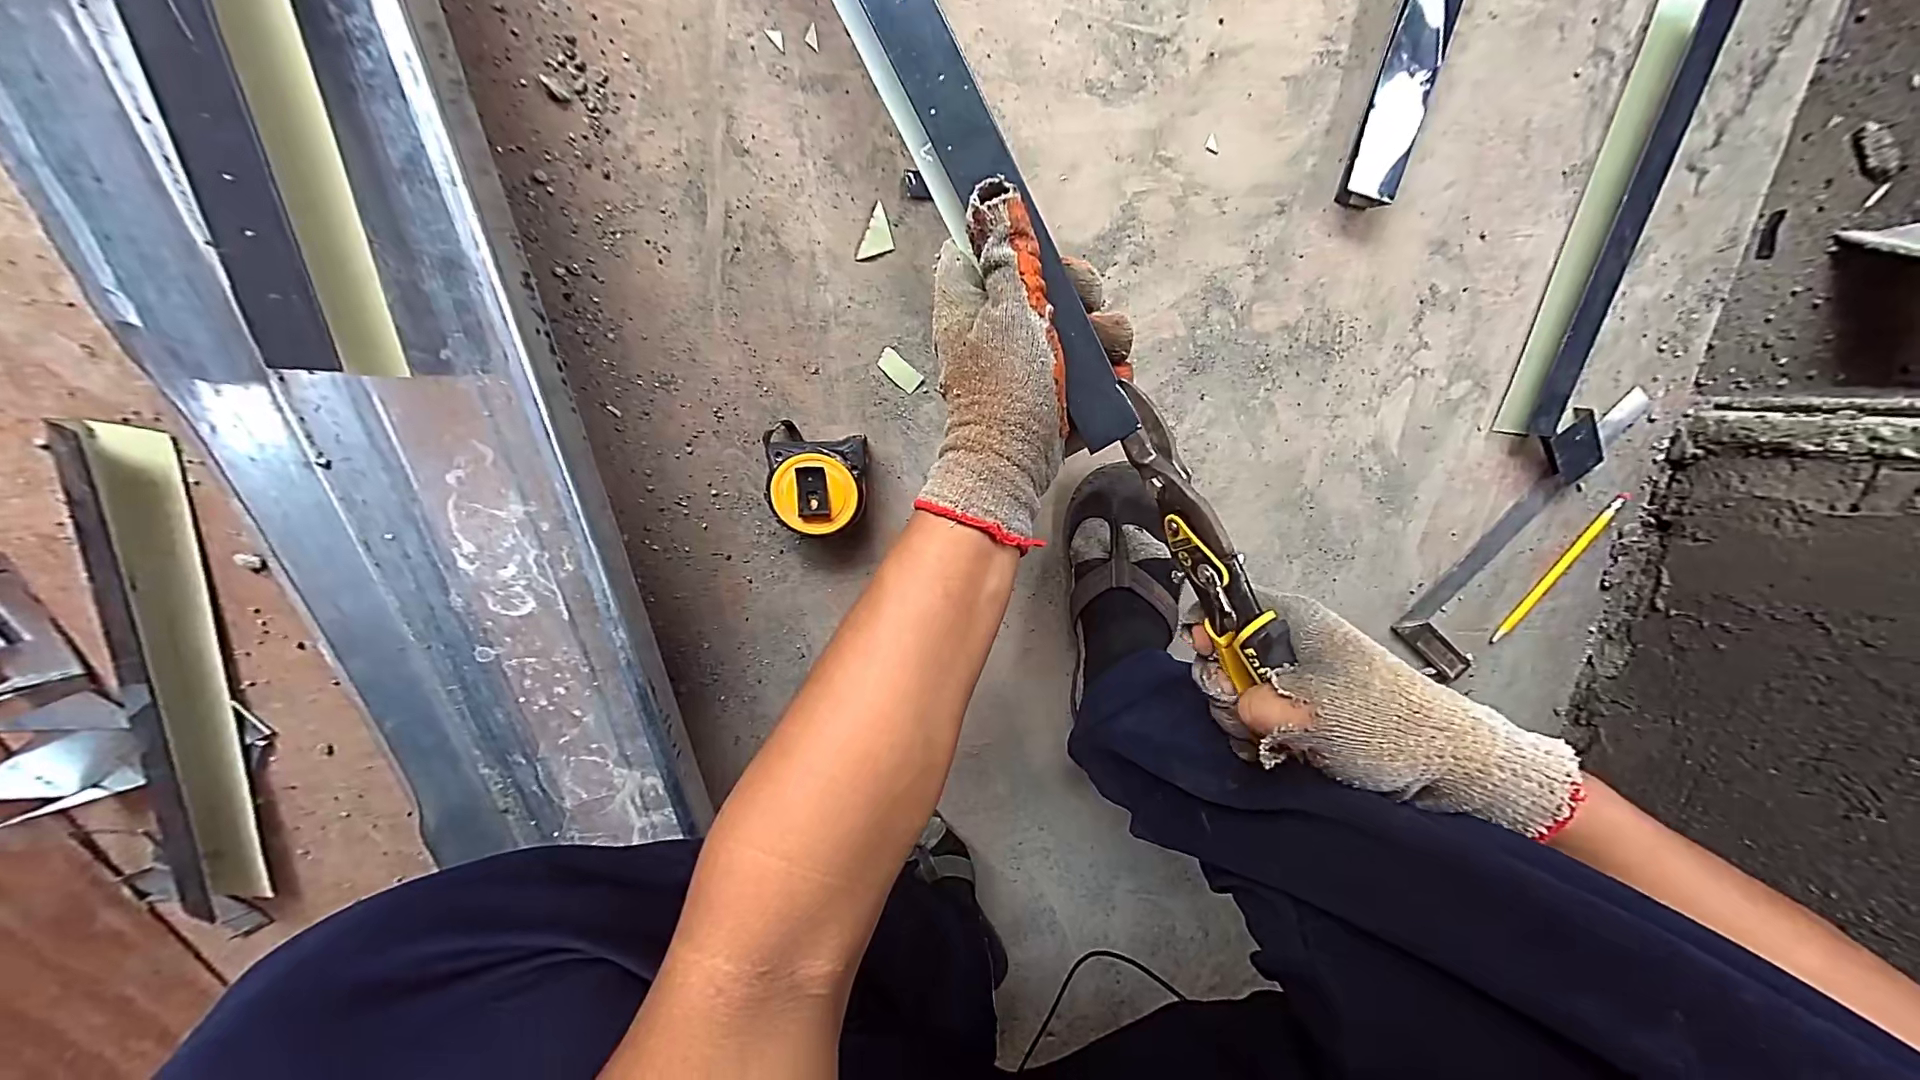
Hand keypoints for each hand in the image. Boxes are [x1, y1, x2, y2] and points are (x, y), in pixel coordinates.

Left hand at [914, 178, 1130, 549]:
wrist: (1012, 462)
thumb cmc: (1002, 391)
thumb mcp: (1004, 318)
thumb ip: (1005, 265)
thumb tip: (990, 214)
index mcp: (971, 303)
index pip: (986, 251)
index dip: (1016, 244)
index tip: (1040, 253)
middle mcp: (998, 326)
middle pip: (1046, 283)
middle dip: (1077, 290)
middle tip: (1086, 306)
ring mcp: (1029, 357)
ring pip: (1076, 320)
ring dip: (1101, 331)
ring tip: (1104, 352)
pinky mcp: (1054, 384)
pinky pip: (1087, 360)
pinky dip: (1103, 367)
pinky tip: (1111, 375)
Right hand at [1191, 594, 1581, 838]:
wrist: (1447, 770)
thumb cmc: (1386, 724)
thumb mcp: (1313, 708)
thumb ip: (1255, 700)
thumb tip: (1235, 704)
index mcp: (1291, 619)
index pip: (1226, 603)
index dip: (1206, 627)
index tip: (1204, 654)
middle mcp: (1284, 643)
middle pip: (1220, 653)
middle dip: (1223, 686)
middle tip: (1247, 710)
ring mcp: (1288, 679)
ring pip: (1232, 690)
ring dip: (1239, 718)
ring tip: (1272, 738)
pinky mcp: (1293, 711)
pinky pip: (1250, 717)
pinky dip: (1252, 737)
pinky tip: (1272, 751)